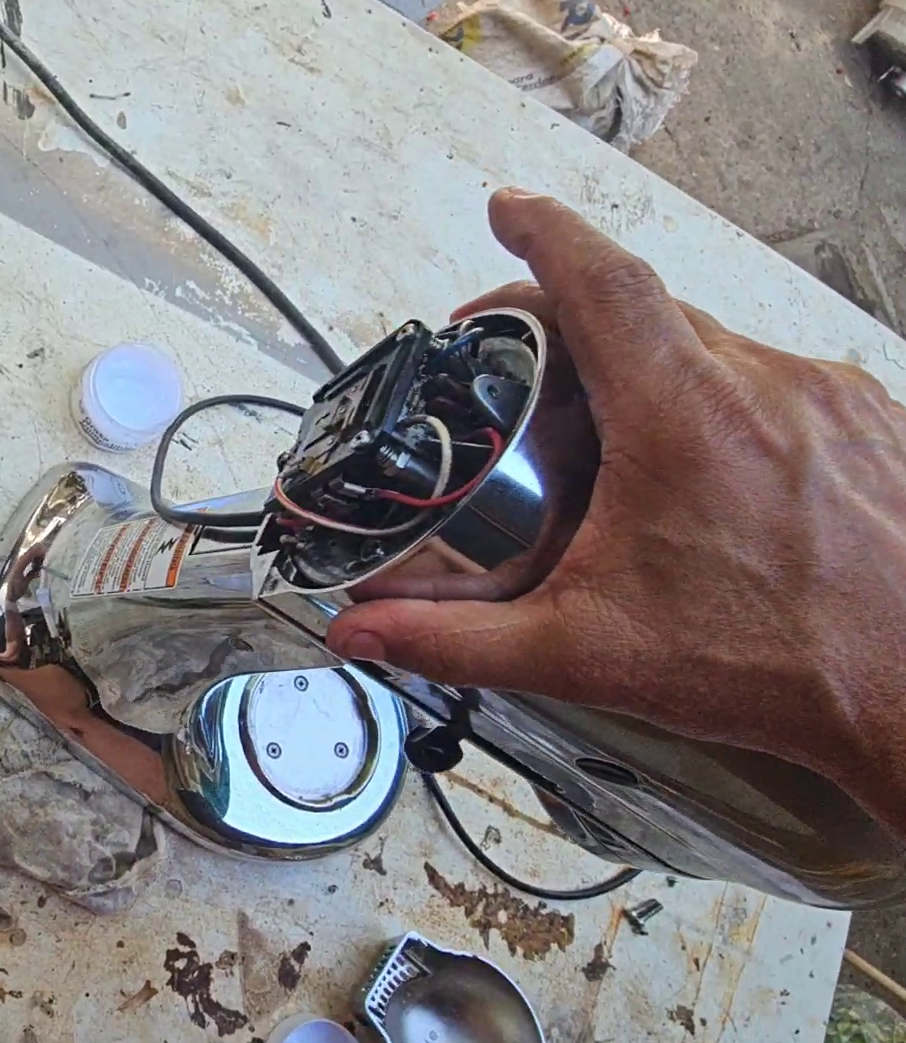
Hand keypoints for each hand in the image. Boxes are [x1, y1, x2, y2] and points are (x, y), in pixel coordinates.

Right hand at [326, 188, 905, 827]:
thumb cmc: (777, 665)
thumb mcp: (576, 653)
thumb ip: (448, 639)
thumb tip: (355, 629)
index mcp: (684, 422)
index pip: (606, 287)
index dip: (546, 234)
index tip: (505, 208)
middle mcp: (763, 388)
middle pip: (635, 312)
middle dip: (553, 327)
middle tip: (498, 372)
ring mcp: (826, 399)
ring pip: (693, 343)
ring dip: (617, 369)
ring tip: (575, 438)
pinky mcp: (861, 422)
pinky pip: (749, 375)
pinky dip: (684, 396)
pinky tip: (665, 468)